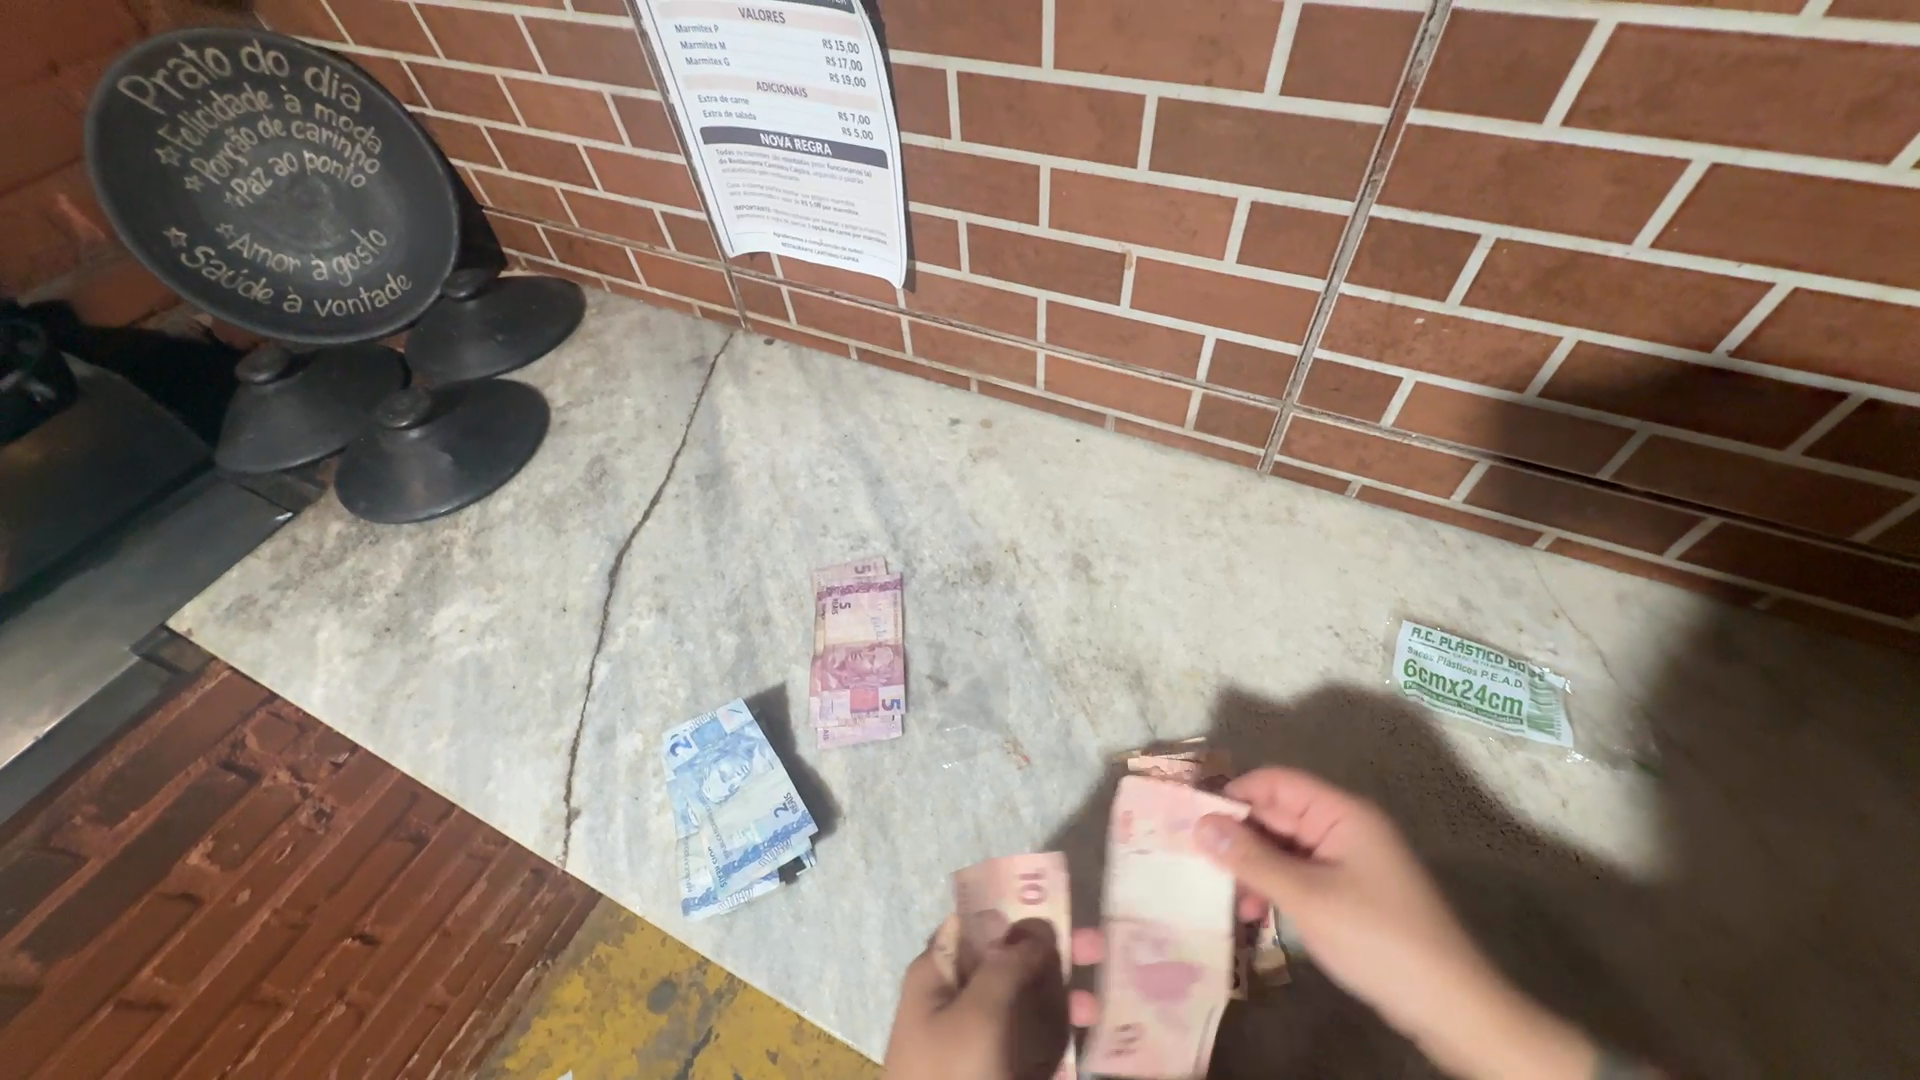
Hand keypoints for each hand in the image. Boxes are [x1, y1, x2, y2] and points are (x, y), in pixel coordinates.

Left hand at [883, 917, 1095, 1079]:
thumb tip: (1031, 928)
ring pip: (1027, 1000)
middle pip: (1009, 960)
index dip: (1014, 910)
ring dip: (1063, 994)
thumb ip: (1006, 963)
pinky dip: (1060, 1032)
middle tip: (1095, 947)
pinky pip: (1035, 1040)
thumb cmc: (951, 1074)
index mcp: (939, 972)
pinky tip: (1087, 1029)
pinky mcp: (1000, 1070)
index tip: (1057, 906)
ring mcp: (980, 1036)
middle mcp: (959, 997)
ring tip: (1094, 1003)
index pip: (976, 923)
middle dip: (1053, 953)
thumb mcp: (978, 1013)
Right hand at [1195, 767, 1596, 1079]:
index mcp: (1342, 813)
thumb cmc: (1377, 940)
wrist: (1451, 1008)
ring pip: (1284, 846)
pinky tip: (1257, 915)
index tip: (1193, 822)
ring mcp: (1349, 860)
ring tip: (1234, 904)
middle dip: (1240, 838)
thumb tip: (1200, 824)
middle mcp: (1345, 827)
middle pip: (1277, 814)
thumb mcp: (1305, 898)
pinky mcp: (1350, 890)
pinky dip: (1275, 887)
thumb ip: (1251, 858)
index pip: (1275, 782)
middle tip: (1202, 869)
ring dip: (1254, 868)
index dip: (1234, 795)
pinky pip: (1299, 872)